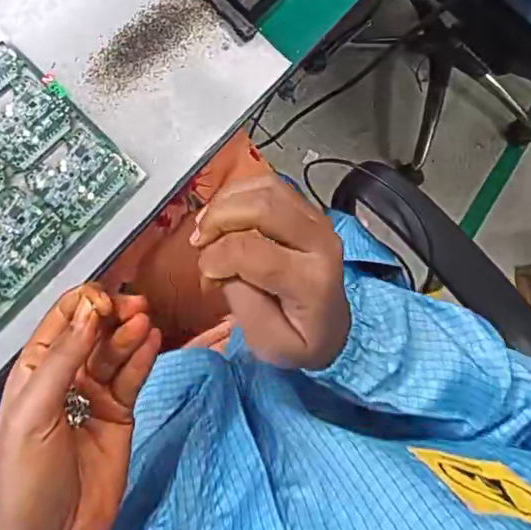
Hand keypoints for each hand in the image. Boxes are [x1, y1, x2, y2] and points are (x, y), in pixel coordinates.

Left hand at [0, 284, 162, 529]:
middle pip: (94, 328)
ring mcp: (95, 393)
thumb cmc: (26, 479)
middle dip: (113, 312)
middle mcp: (66, 374)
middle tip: (134, 306)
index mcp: (35, 368)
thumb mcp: (33, 414)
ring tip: (144, 322)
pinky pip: (132, 376)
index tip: (103, 302)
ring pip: (116, 349)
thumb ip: (62, 359)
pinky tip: (151, 340)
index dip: (84, 303)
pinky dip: (142, 356)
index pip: (63, 318)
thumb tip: (89, 311)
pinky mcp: (120, 413)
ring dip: (130, 332)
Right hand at [189, 175, 348, 369]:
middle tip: (199, 242)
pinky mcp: (307, 209)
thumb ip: (243, 303)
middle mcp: (321, 242)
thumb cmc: (299, 339)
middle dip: (218, 219)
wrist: (332, 328)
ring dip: (225, 202)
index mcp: (312, 281)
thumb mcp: (269, 345)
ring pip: (265, 188)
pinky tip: (221, 214)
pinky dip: (237, 193)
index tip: (207, 275)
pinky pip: (268, 184)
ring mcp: (317, 220)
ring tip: (206, 228)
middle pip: (262, 207)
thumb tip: (221, 264)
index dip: (217, 257)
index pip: (253, 251)